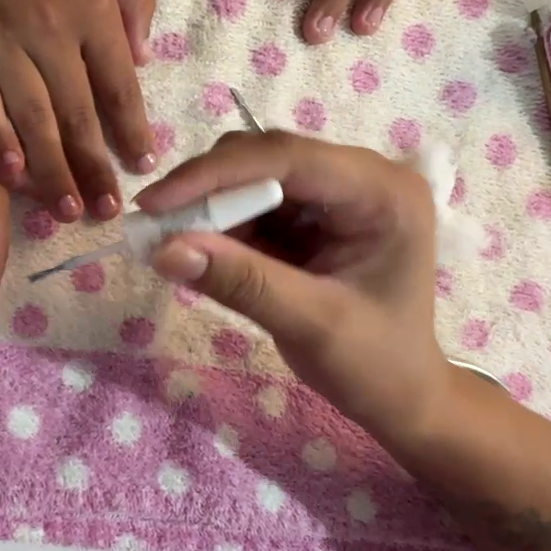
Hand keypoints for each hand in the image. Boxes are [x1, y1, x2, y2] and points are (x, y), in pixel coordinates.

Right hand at [0, 0, 156, 222]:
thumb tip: (142, 57)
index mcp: (89, 5)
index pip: (118, 84)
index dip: (132, 130)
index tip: (143, 166)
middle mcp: (49, 31)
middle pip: (76, 115)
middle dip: (94, 169)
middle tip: (105, 214)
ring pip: (30, 118)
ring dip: (50, 169)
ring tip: (63, 210)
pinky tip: (10, 171)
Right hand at [135, 131, 453, 437]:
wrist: (397, 394)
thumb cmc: (373, 363)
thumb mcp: (309, 323)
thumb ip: (241, 282)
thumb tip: (164, 251)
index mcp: (383, 193)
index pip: (289, 159)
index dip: (215, 174)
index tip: (154, 202)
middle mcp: (358, 179)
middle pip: (263, 157)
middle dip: (204, 188)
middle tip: (152, 225)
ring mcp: (330, 195)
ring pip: (246, 175)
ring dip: (204, 207)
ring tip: (170, 245)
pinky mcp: (305, 215)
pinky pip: (245, 203)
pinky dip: (213, 224)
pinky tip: (195, 252)